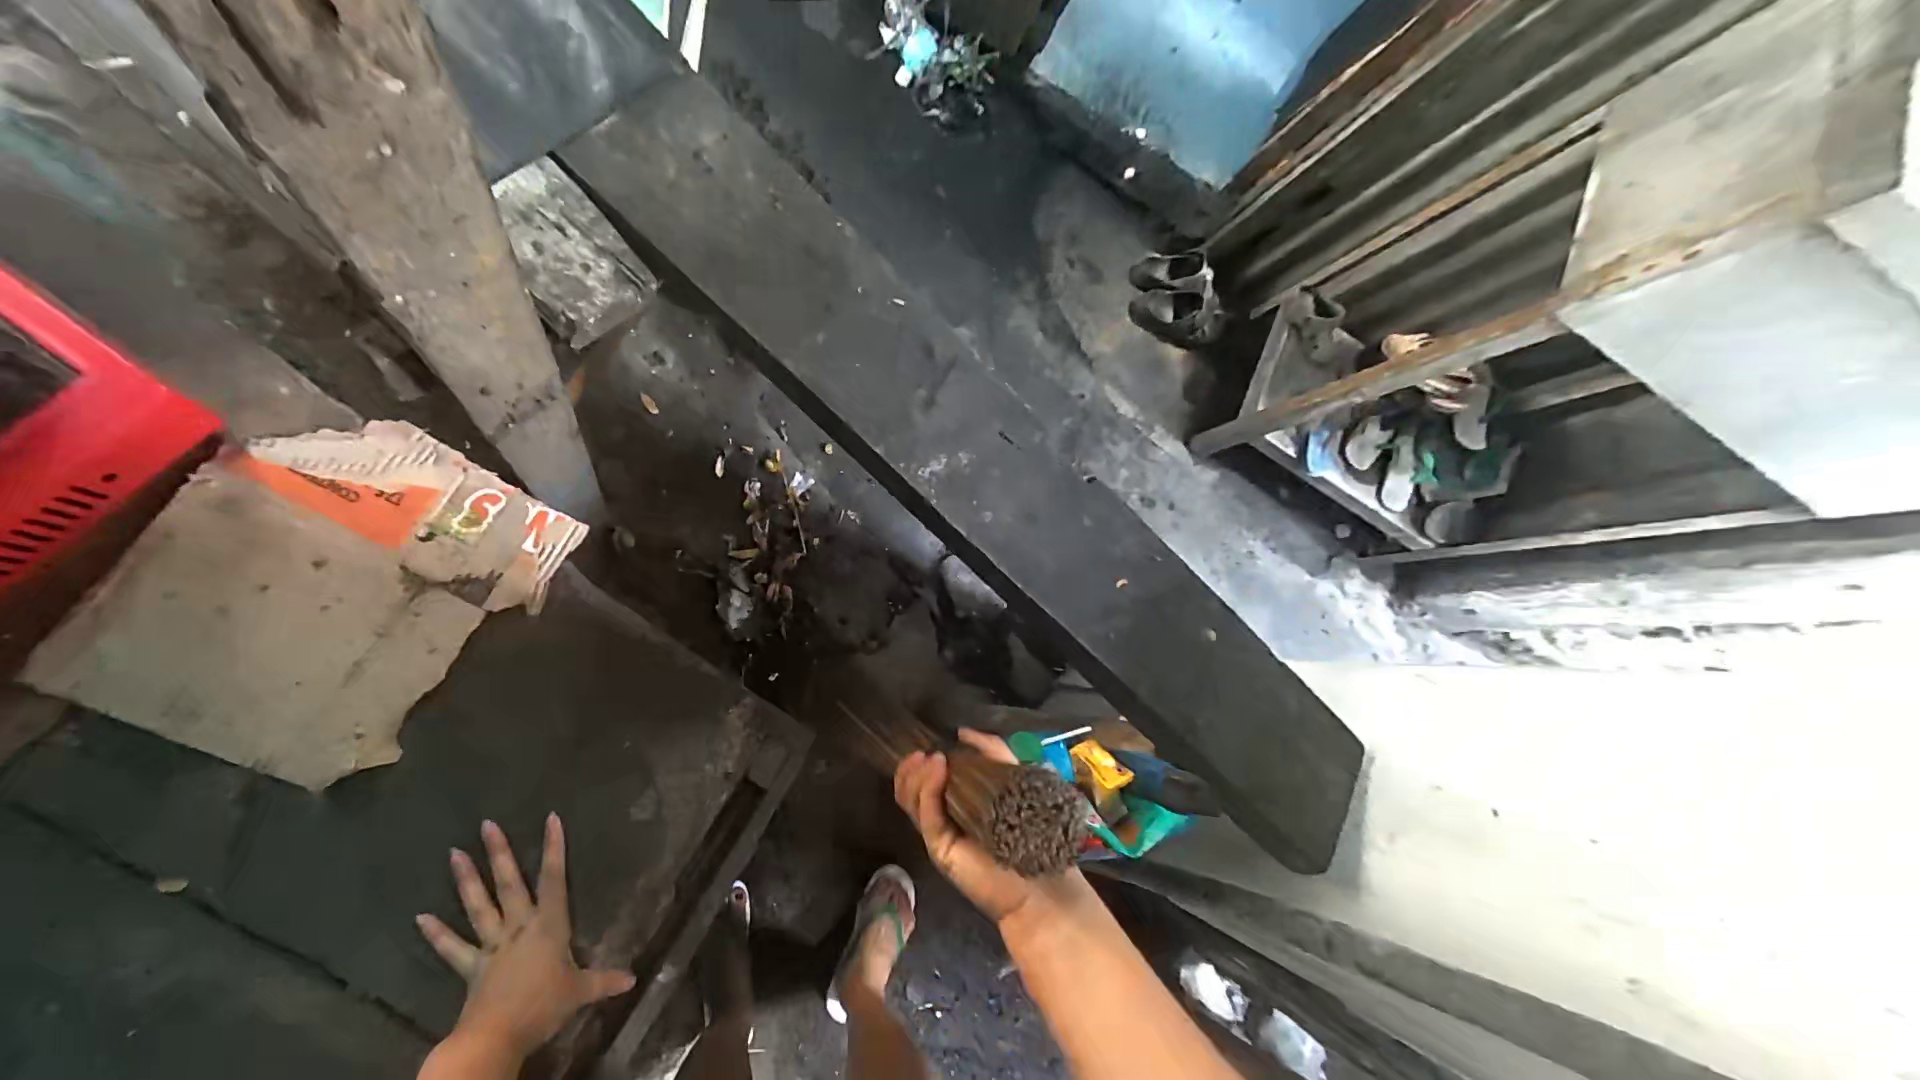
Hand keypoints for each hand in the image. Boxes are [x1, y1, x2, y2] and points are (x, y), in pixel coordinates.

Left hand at [416, 815, 636, 1061]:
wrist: (496, 1036)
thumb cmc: (544, 1005)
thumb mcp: (581, 992)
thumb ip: (604, 981)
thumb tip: (633, 979)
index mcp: (549, 924)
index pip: (555, 878)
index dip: (554, 848)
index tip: (551, 818)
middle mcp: (519, 926)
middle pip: (509, 884)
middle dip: (500, 854)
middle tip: (486, 825)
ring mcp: (492, 946)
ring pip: (479, 906)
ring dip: (466, 881)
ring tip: (454, 854)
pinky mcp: (471, 968)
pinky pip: (452, 948)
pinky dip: (436, 934)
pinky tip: (420, 918)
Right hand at [895, 728, 1059, 925]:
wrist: (1041, 884)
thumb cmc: (1031, 830)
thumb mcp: (1012, 778)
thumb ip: (991, 752)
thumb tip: (962, 731)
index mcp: (956, 805)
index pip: (923, 783)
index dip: (918, 764)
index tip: (924, 746)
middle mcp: (943, 819)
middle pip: (910, 792)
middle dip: (909, 769)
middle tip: (917, 752)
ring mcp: (939, 834)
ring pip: (912, 801)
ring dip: (914, 775)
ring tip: (926, 757)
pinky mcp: (941, 847)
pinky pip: (927, 814)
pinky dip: (928, 787)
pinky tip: (937, 766)